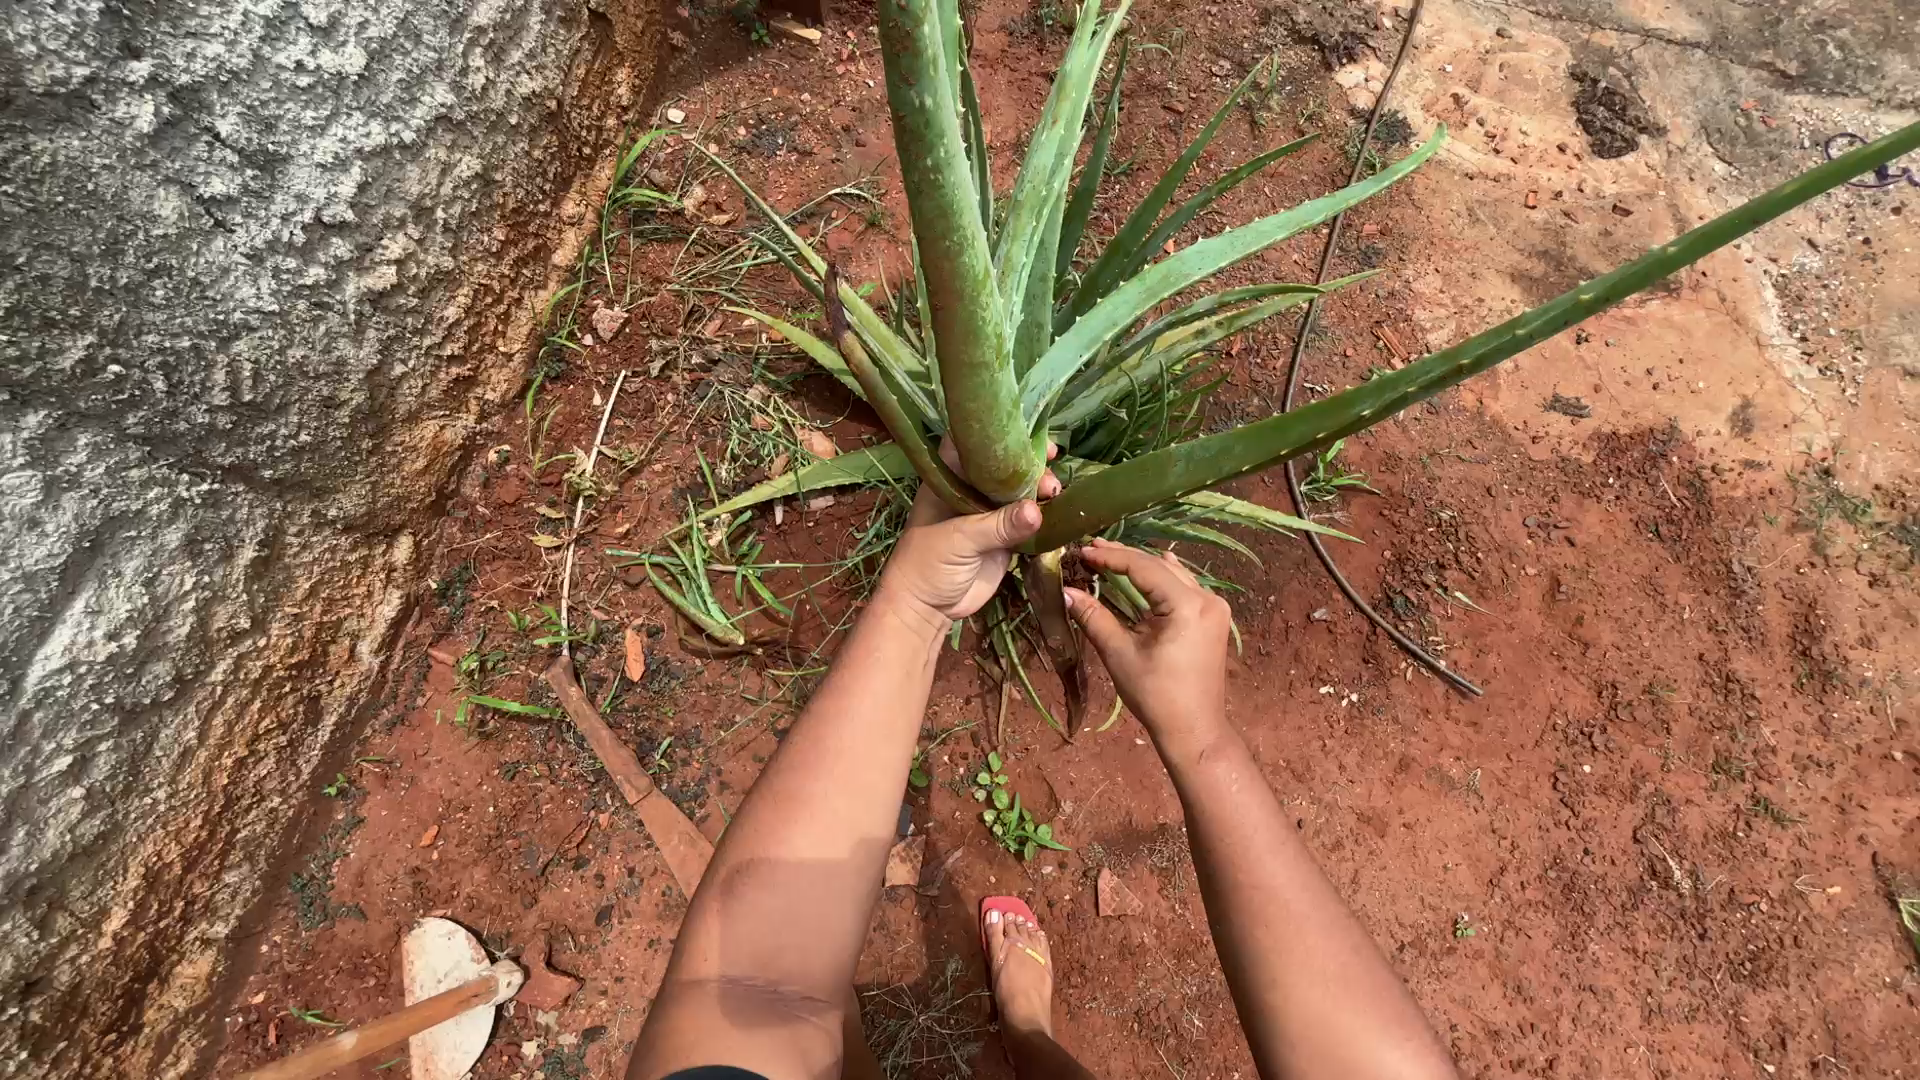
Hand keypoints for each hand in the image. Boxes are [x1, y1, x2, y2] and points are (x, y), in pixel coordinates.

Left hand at [874, 441, 1059, 631]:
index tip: (1029, 433)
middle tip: (1050, 470)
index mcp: (951, 481)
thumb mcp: (959, 539)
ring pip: (1020, 493)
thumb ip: (997, 525)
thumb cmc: (928, 564)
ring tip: (1055, 492)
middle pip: (1005, 468)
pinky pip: (1028, 522)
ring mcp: (989, 516)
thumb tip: (1036, 511)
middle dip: (1030, 465)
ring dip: (1041, 490)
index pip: (972, 446)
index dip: (999, 436)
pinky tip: (1061, 512)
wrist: (927, 608)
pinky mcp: (1004, 539)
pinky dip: (1045, 516)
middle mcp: (971, 493)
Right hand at [1064, 539, 1232, 750]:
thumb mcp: (1119, 653)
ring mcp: (1214, 607)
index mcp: (1186, 605)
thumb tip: (1066, 591)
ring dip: (1142, 565)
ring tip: (1109, 555)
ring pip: (1173, 573)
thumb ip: (1094, 617)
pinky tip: (1147, 569)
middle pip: (1159, 566)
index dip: (1110, 557)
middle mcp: (1207, 599)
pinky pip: (1184, 586)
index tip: (1082, 551)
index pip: (1143, 568)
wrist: (1194, 729)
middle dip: (1124, 556)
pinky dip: (1160, 577)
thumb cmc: (1155, 695)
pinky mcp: (1212, 617)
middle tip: (1091, 548)